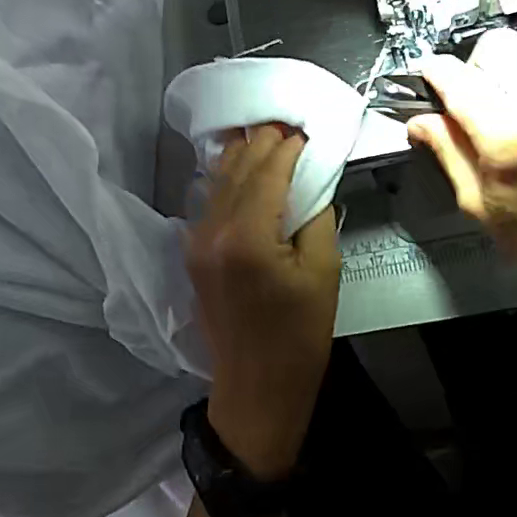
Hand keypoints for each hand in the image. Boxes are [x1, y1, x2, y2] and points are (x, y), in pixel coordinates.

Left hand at [186, 124, 341, 479]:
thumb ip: (316, 214)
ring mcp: (196, 240)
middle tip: (293, 126)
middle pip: (239, 165)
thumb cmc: (300, 335)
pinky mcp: (193, 252)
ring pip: (219, 177)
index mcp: (246, 234)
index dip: (291, 145)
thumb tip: (311, 177)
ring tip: (272, 139)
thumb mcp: (324, 271)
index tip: (309, 130)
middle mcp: (212, 229)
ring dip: (246, 155)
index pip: (269, 168)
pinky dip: (230, 178)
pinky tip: (248, 170)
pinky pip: (210, 199)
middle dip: (267, 141)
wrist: (257, 389)